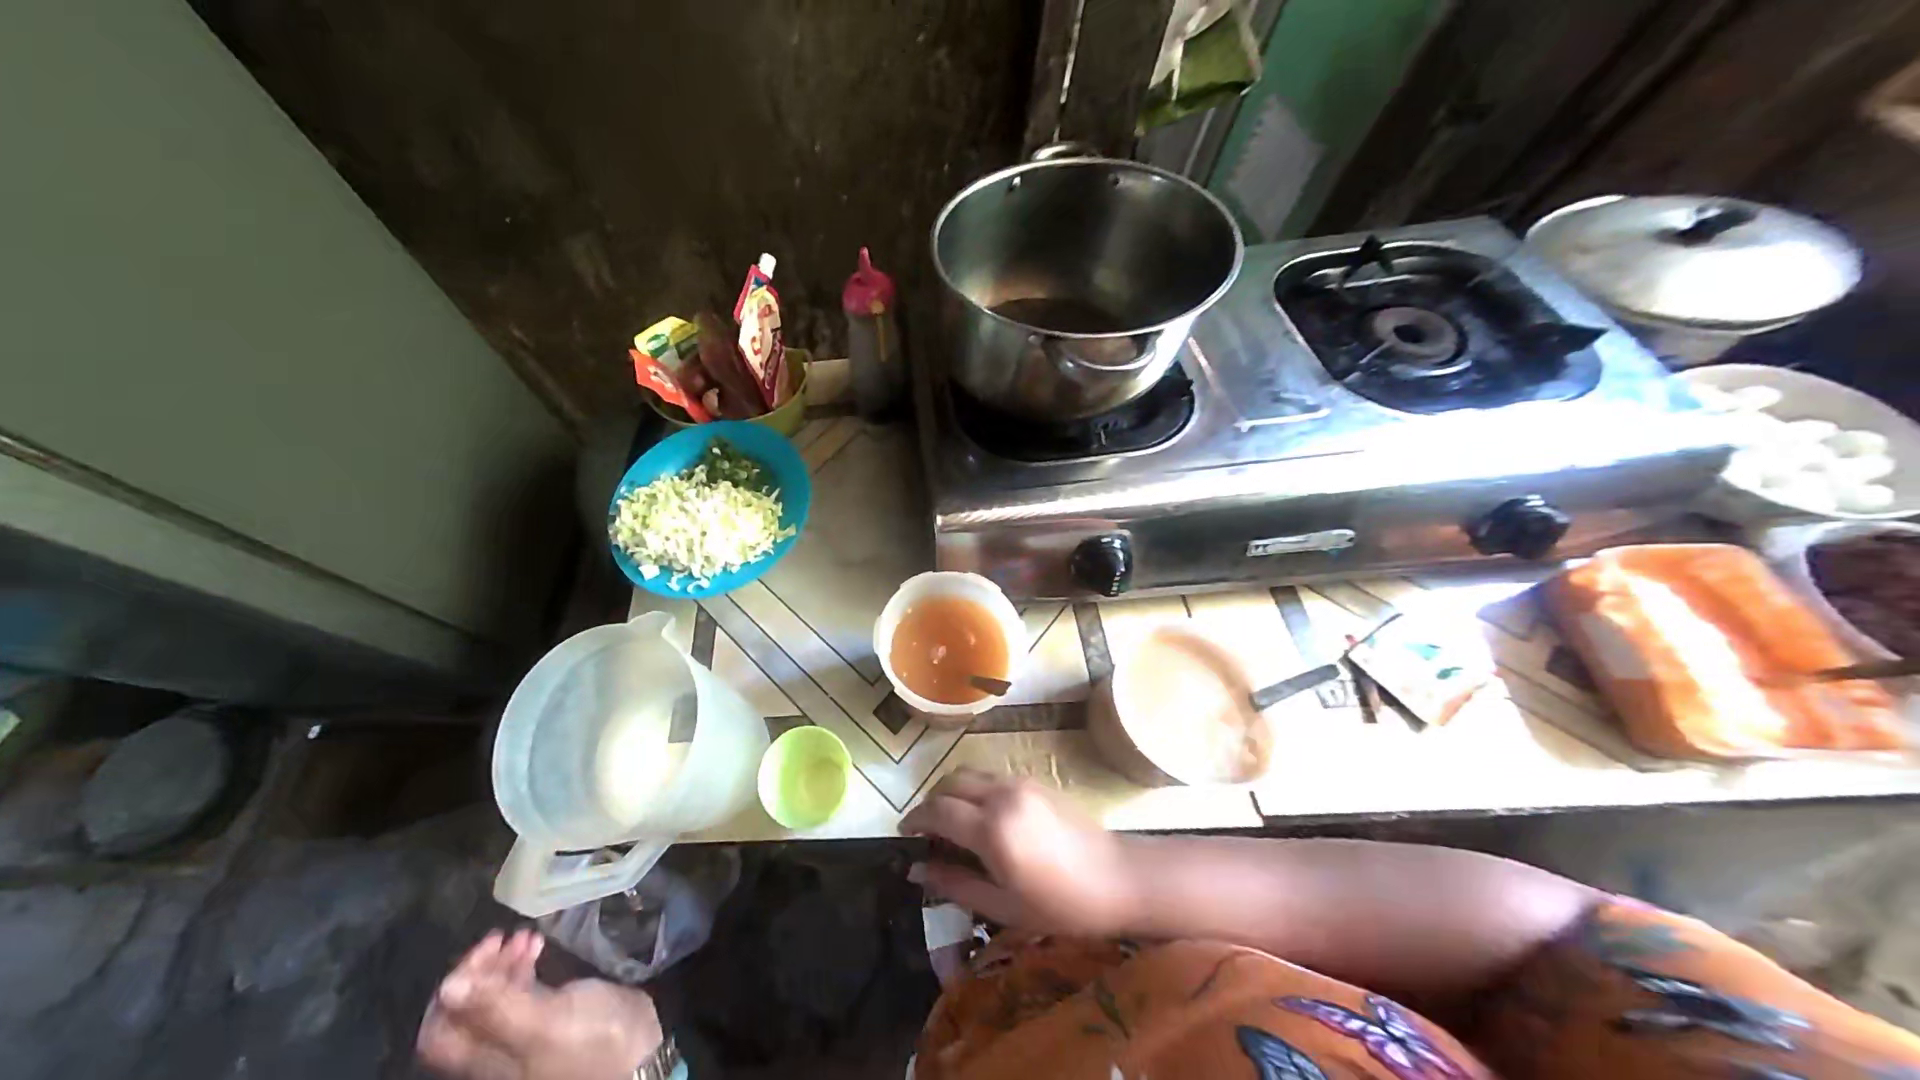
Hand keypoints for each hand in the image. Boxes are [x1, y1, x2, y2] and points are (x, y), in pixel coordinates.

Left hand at [417, 929, 664, 1079]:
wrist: (638, 1052)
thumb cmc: (590, 1037)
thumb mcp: (543, 1021)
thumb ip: (495, 1007)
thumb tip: (447, 986)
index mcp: (485, 1058)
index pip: (439, 1030)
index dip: (452, 990)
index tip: (484, 952)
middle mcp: (495, 1049)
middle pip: (466, 1012)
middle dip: (480, 971)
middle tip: (506, 936)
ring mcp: (522, 1035)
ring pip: (492, 1000)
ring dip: (502, 966)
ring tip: (526, 935)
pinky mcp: (549, 1019)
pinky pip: (520, 993)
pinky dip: (523, 969)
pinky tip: (539, 948)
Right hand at [899, 768, 1139, 934]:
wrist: (1118, 879)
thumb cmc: (1060, 904)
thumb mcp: (1002, 906)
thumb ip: (955, 883)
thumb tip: (918, 869)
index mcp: (992, 828)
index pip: (937, 811)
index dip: (915, 820)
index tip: (904, 835)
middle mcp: (1002, 795)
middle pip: (950, 783)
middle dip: (931, 803)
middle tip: (927, 832)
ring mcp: (1020, 783)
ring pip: (970, 774)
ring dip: (953, 793)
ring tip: (954, 825)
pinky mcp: (1035, 781)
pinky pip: (992, 777)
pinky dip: (975, 790)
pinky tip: (983, 819)